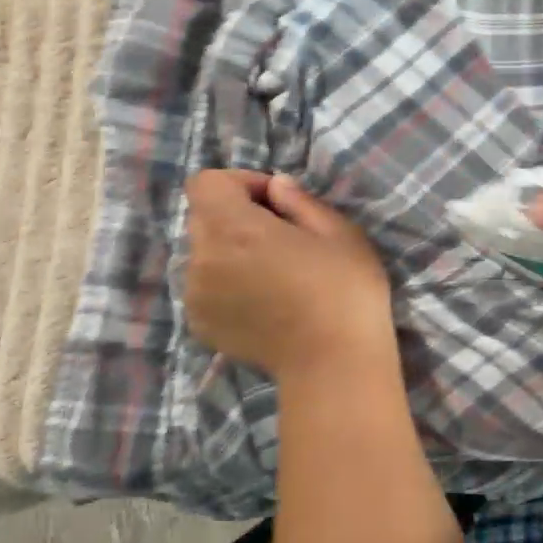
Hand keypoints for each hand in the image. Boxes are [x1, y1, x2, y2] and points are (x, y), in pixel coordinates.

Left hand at [185, 171, 395, 379]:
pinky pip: (208, 289)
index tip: (279, 202)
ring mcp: (195, 291)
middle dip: (240, 220)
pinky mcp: (199, 321)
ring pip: (207, 256)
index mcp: (235, 228)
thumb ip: (303, 204)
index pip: (208, 183)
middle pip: (205, 219)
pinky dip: (233, 287)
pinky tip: (271, 305)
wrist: (333, 359)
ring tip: (280, 278)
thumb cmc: (347, 291)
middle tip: (287, 241)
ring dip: (236, 255)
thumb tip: (277, 186)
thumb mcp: (343, 237)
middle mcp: (202, 255)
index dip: (243, 183)